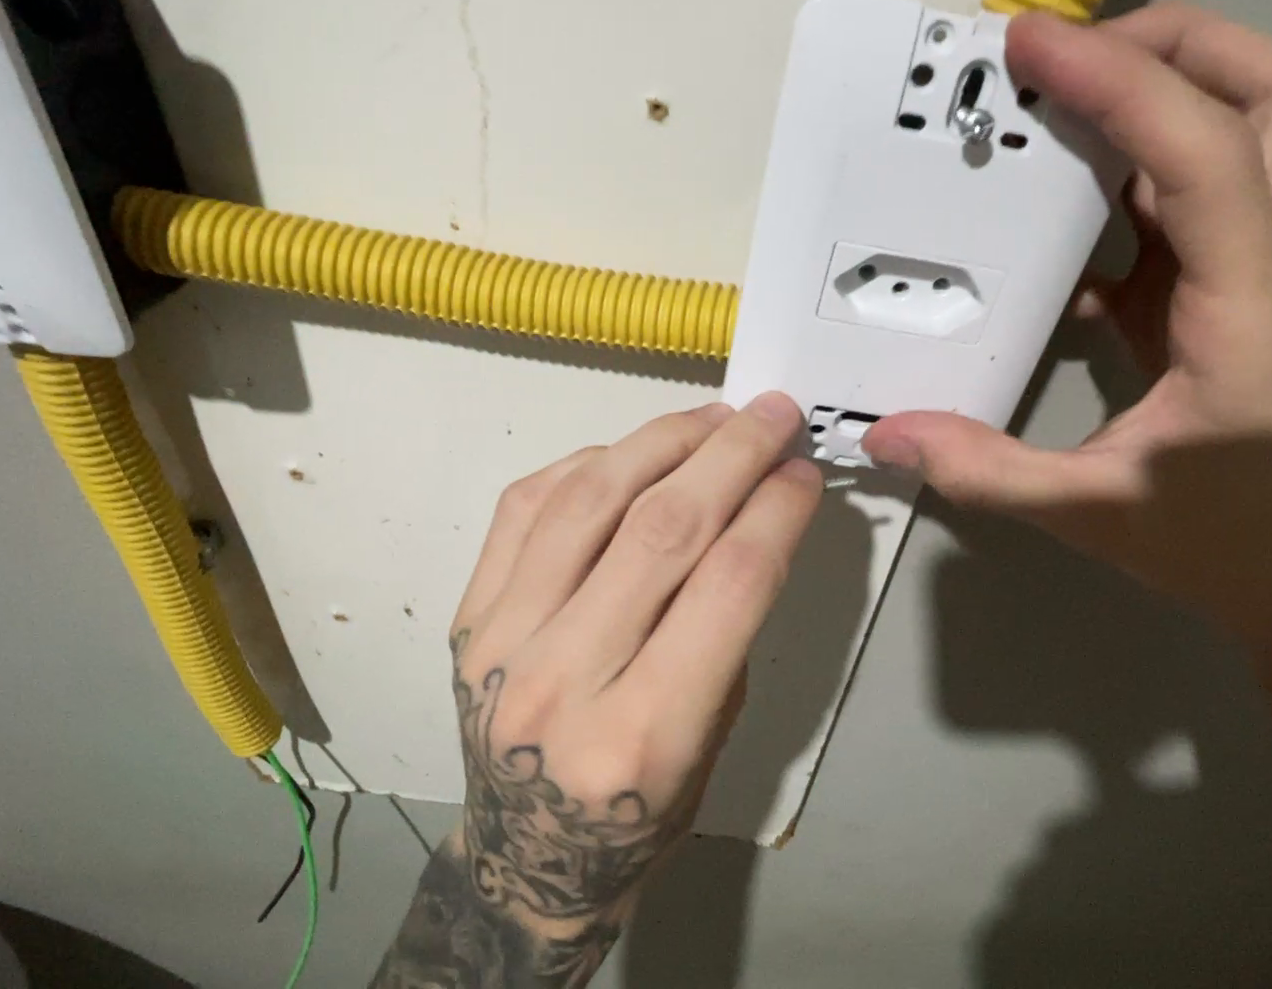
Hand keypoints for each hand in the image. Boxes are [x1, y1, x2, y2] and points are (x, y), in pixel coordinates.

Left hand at [371, 394, 818, 987]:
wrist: (525, 858)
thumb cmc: (643, 815)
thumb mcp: (714, 736)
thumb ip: (728, 624)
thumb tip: (755, 508)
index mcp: (645, 735)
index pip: (730, 583)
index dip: (777, 510)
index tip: (805, 469)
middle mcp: (564, 681)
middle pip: (663, 528)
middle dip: (731, 455)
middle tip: (773, 414)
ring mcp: (500, 642)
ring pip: (589, 499)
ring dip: (661, 440)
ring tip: (712, 416)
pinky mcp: (465, 615)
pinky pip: (526, 504)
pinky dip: (588, 463)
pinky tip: (635, 451)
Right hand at [865, 3, 1271, 632]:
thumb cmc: (1223, 545)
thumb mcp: (1092, 512)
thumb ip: (985, 472)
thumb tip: (885, 434)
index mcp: (1243, 308)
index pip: (1201, 153)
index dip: (1118, 83)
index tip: (1030, 48)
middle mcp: (1261, 267)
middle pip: (1269, 96)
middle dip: (1172, 46)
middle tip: (1064, 58)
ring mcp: (1242, 275)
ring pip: (1241, 131)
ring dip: (1154, 92)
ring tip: (1051, 101)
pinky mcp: (1210, 296)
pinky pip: (1177, 201)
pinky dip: (1120, 173)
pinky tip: (1046, 207)